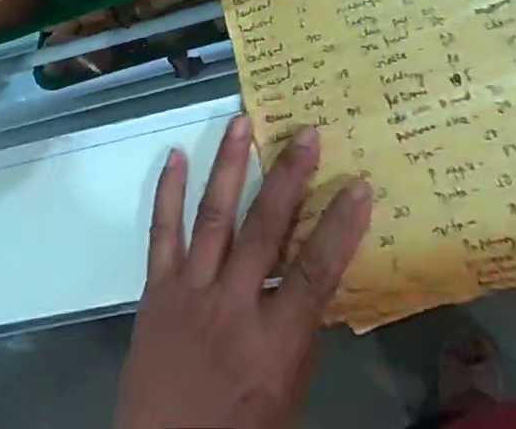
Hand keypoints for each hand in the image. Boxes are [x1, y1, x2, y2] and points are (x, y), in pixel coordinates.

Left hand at [114, 117, 373, 428]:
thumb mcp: (286, 393)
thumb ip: (299, 333)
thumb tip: (314, 278)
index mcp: (272, 343)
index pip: (314, 273)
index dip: (339, 226)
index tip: (359, 185)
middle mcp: (231, 307)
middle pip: (265, 230)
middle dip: (288, 177)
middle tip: (306, 133)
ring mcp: (189, 293)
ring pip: (213, 217)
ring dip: (228, 165)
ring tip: (241, 122)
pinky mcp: (155, 290)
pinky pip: (161, 233)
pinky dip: (166, 192)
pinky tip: (172, 155)